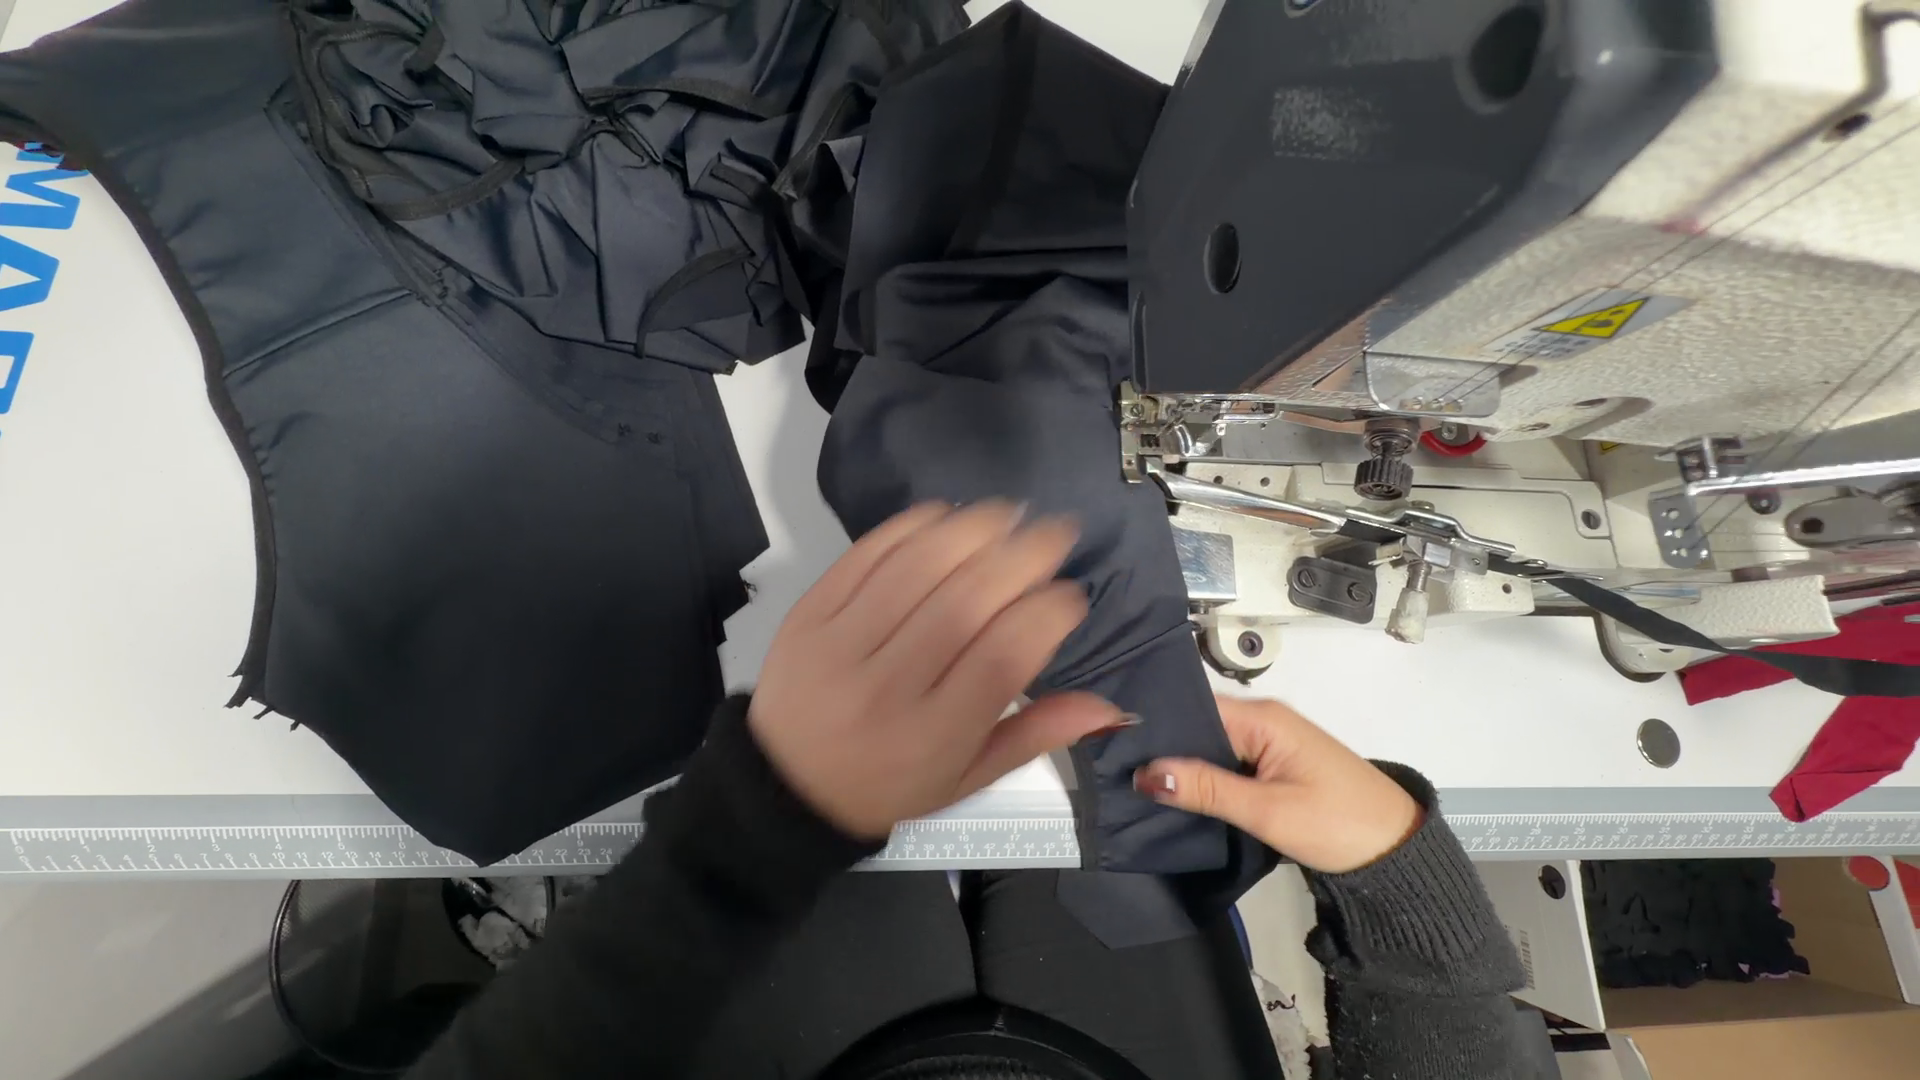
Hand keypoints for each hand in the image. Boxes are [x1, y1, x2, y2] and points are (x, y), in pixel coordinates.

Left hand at [750, 501, 1121, 838]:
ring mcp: (842, 644)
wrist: (785, 788)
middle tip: (1055, 532)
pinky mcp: (810, 614)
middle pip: (965, 603)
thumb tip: (1111, 707)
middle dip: (1022, 557)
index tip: (1072, 594)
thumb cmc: (888, 785)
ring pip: (917, 569)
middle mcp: (889, 686)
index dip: (1047, 614)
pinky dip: (909, 527)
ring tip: (1008, 513)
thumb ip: (1035, 736)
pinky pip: (865, 557)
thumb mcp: (966, 779)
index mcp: (934, 734)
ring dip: (971, 530)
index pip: (1002, 658)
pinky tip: (944, 515)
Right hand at [1134, 695, 1422, 873]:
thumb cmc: (1336, 825)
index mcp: (1263, 718)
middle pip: (1200, 723)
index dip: (1156, 723)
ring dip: (1182, 761)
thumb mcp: (1266, 810)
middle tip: (1115, 763)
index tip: (1114, 740)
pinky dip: (1204, 773)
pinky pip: (1227, 759)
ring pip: (1211, 743)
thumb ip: (1206, 789)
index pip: (1195, 707)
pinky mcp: (1274, 763)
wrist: (1398, 855)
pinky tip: (1176, 788)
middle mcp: (1263, 719)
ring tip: (1133, 776)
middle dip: (1163, 744)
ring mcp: (1270, 741)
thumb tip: (1144, 773)